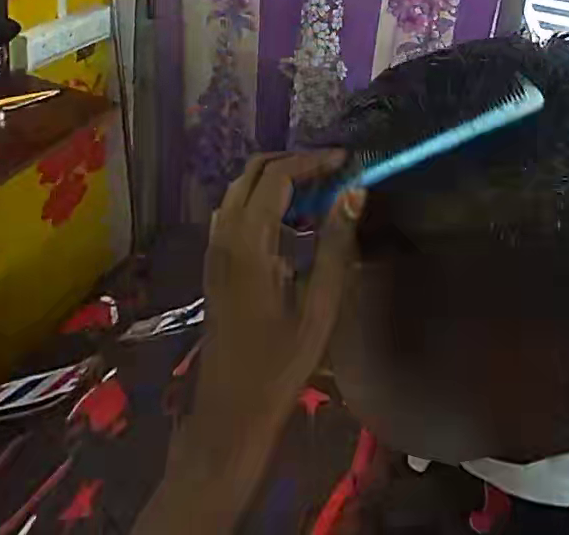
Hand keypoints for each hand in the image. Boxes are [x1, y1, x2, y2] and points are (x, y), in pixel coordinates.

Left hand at [137, 151, 362, 532]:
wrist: (231, 408)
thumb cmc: (281, 362)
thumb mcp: (320, 304)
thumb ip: (335, 242)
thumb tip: (354, 191)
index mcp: (249, 240)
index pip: (278, 176)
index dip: (312, 160)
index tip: (345, 160)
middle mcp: (224, 233)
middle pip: (254, 171)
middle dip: (294, 161)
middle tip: (333, 170)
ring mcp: (214, 245)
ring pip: (240, 187)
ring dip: (276, 177)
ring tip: (317, 188)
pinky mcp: (214, 258)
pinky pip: (234, 208)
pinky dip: (260, 197)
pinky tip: (288, 217)